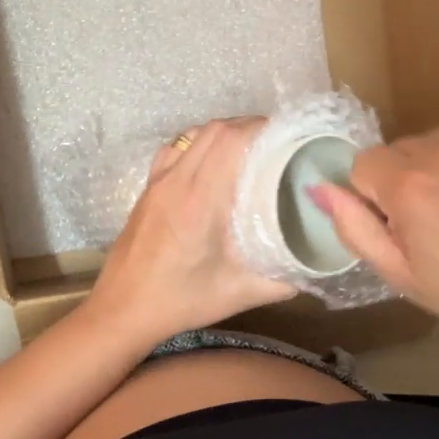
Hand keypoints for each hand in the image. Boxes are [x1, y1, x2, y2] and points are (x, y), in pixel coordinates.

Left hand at [86, 118, 296, 342]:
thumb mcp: (239, 294)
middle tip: (276, 144)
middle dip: (248, 128)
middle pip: (215, 129)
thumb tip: (315, 266)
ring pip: (193, 136)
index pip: (232, 139)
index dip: (262, 128)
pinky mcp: (147, 190)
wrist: (122, 310)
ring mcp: (157, 183)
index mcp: (200, 200)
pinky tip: (211, 166)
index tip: (288, 137)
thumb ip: (282, 280)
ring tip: (248, 152)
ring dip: (223, 134)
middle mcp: (176, 182)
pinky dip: (198, 146)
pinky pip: (175, 150)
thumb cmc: (180, 302)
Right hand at [309, 126, 438, 356]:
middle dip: (402, 181)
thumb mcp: (401, 275)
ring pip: (433, 143)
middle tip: (433, 226)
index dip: (372, 199)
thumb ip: (353, 228)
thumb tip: (318, 189)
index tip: (400, 229)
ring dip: (436, 170)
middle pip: (397, 150)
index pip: (361, 164)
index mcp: (409, 184)